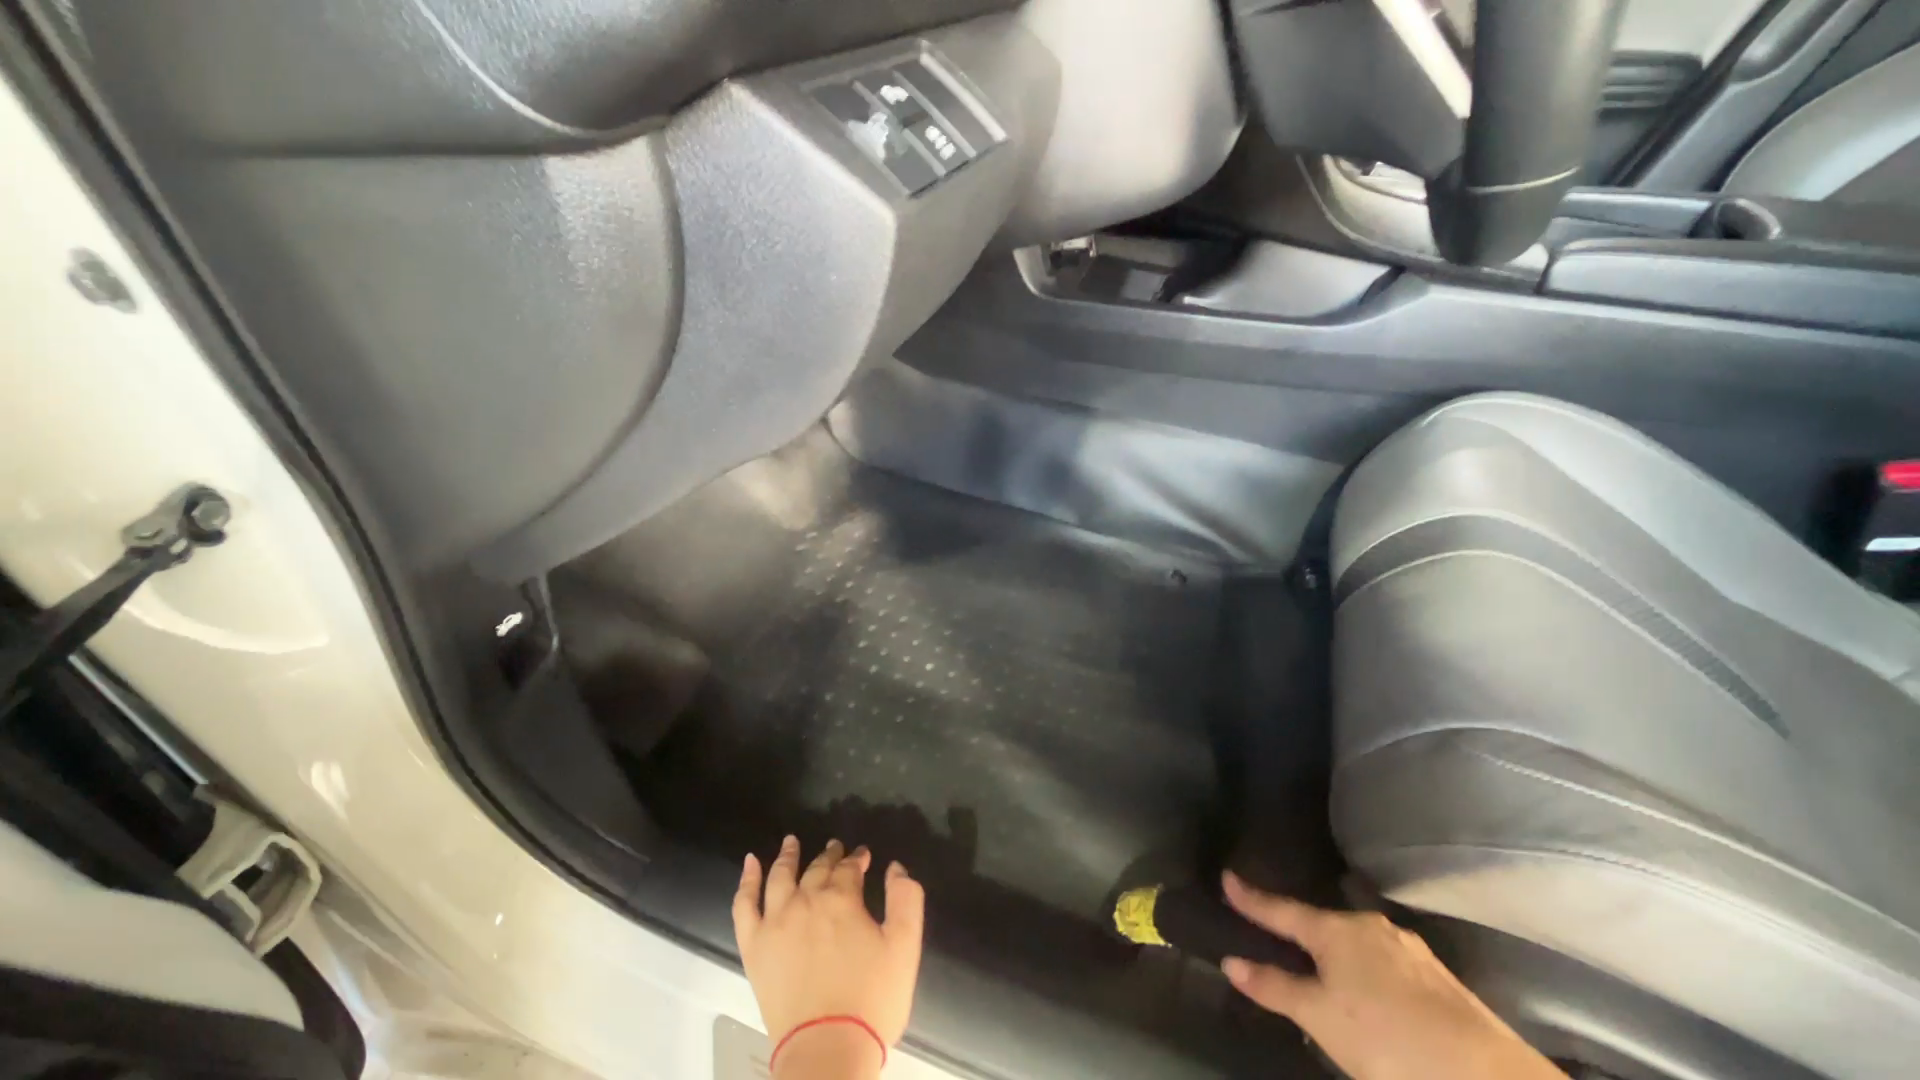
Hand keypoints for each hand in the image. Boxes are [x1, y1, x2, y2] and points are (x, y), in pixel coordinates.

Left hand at [733, 837, 925, 1079]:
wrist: (827, 1048)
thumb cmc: (872, 1000)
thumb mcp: (905, 948)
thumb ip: (906, 900)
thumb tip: (895, 867)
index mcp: (842, 899)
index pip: (850, 868)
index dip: (858, 858)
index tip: (864, 855)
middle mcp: (805, 901)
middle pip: (817, 869)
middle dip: (829, 856)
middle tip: (836, 847)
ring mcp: (775, 922)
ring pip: (780, 877)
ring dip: (788, 856)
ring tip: (791, 842)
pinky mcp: (754, 946)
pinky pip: (745, 904)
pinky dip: (747, 880)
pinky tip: (750, 864)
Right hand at [1219, 873, 1564, 1079]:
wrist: (1482, 1074)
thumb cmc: (1384, 1036)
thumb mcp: (1318, 1016)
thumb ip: (1275, 986)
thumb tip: (1232, 960)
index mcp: (1337, 930)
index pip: (1282, 910)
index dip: (1252, 899)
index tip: (1227, 877)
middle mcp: (1372, 928)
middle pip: (1321, 925)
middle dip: (1297, 931)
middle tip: (1270, 935)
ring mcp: (1409, 950)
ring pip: (1355, 945)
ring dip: (1332, 956)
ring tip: (1316, 973)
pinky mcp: (1435, 978)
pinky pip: (1381, 964)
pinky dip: (1361, 972)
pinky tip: (1365, 996)